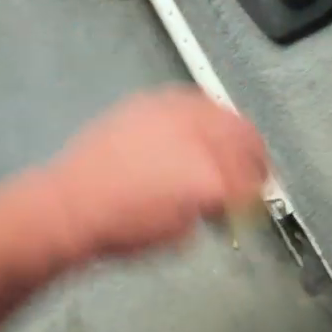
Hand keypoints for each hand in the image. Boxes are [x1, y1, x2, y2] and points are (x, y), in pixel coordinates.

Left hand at [42, 87, 269, 259]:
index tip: (258, 195)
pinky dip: (204, 113)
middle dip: (255, 154)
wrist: (72, 204)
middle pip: (244, 135)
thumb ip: (210, 208)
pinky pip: (191, 99)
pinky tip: (201, 125)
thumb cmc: (122, 228)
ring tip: (233, 144)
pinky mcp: (151, 101)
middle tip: (257, 169)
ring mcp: (172, 112)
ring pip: (221, 111)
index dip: (259, 190)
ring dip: (233, 129)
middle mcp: (196, 135)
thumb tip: (221, 199)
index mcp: (208, 175)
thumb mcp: (179, 231)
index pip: (251, 178)